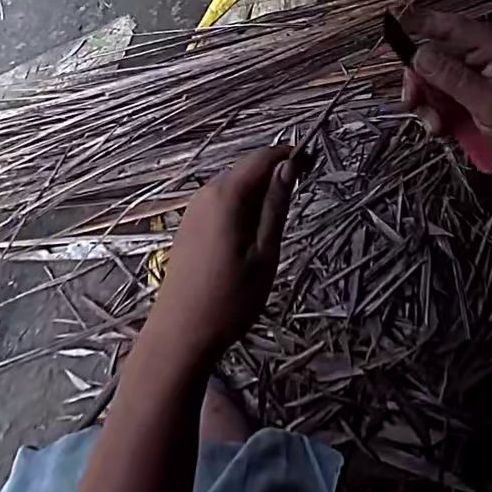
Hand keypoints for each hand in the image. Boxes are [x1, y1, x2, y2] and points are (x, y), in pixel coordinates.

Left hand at [146, 144, 295, 365]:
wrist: (178, 338)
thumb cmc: (229, 300)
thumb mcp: (265, 253)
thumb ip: (277, 205)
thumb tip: (290, 166)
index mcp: (226, 195)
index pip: (263, 157)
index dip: (290, 154)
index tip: (312, 164)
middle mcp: (207, 193)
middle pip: (247, 167)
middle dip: (276, 170)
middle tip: (302, 190)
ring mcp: (194, 208)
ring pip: (235, 183)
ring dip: (260, 188)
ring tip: (280, 214)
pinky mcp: (189, 224)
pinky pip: (222, 199)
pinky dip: (243, 202)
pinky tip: (252, 229)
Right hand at [400, 10, 491, 175]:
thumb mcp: (490, 103)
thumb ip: (452, 77)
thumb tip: (417, 52)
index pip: (449, 25)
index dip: (418, 24)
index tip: (391, 28)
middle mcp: (479, 56)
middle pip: (432, 54)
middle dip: (420, 80)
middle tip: (414, 102)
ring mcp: (472, 78)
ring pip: (430, 79)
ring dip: (427, 103)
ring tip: (437, 126)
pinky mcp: (466, 98)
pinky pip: (438, 99)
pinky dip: (435, 114)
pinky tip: (443, 130)